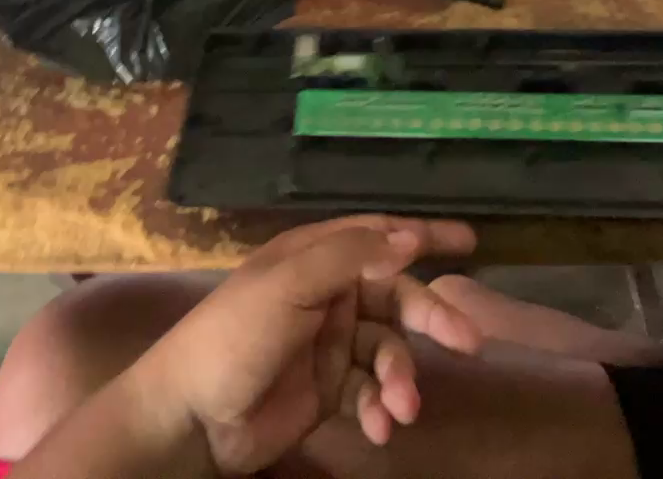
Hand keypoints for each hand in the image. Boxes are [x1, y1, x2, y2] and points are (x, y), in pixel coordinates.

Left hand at [123, 215, 481, 475]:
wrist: (192, 417)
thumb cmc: (236, 334)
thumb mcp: (290, 285)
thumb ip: (350, 257)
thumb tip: (409, 236)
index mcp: (314, 255)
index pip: (377, 235)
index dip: (422, 234)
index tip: (470, 241)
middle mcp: (327, 291)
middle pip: (394, 295)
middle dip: (431, 317)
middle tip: (468, 341)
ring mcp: (330, 341)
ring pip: (387, 348)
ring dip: (401, 376)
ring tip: (402, 408)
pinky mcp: (329, 387)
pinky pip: (371, 390)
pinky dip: (380, 407)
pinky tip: (379, 428)